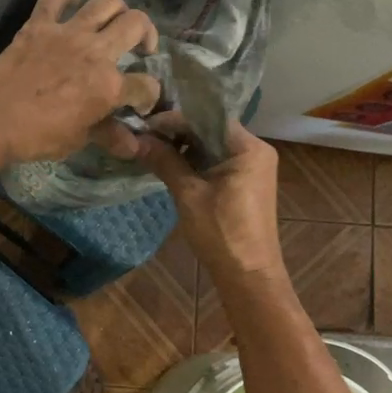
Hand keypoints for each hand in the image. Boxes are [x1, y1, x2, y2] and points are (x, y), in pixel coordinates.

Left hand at [0, 0, 161, 164]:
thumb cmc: (36, 136)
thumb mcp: (77, 140)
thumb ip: (108, 135)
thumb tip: (134, 146)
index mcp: (108, 85)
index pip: (145, 85)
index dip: (149, 96)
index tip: (140, 103)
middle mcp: (95, 52)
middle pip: (136, 24)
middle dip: (147, 34)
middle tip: (140, 47)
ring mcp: (67, 33)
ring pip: (106, 1)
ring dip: (117, 9)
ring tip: (114, 22)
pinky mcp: (39, 25)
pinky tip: (71, 7)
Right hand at [137, 116, 284, 283]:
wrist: (248, 274)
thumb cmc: (221, 232)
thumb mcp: (189, 194)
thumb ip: (164, 161)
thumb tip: (136, 139)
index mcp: (249, 148)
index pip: (207, 118)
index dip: (174, 120)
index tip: (143, 126)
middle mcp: (255, 150)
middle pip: (211, 129)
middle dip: (177, 132)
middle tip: (143, 136)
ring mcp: (251, 167)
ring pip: (212, 146)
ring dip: (183, 147)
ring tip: (151, 149)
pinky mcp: (244, 182)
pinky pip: (217, 161)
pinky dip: (194, 161)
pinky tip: (169, 164)